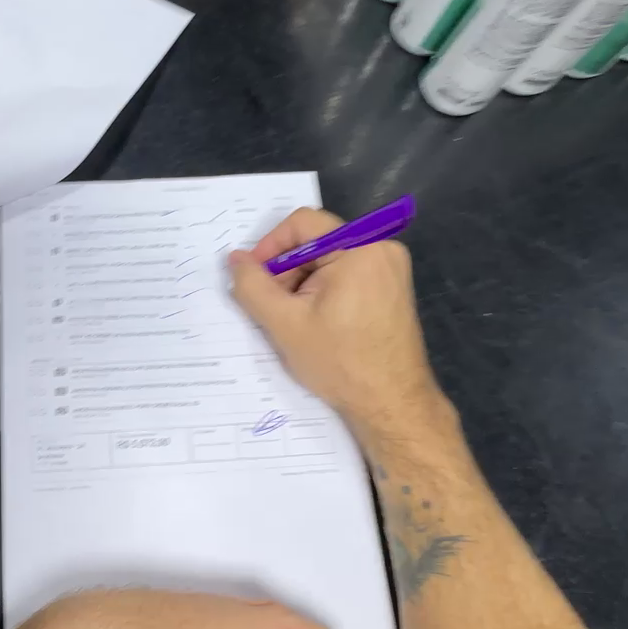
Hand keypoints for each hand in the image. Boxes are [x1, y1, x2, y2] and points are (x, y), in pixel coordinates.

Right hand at [228, 207, 445, 436]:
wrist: (392, 405)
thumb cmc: (339, 362)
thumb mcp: (284, 323)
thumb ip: (252, 285)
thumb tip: (235, 259)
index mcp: (360, 248)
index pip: (302, 223)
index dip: (270, 246)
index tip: (254, 278)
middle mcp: (381, 249)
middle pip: (316, 242)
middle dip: (287, 271)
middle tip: (273, 308)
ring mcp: (391, 270)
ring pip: (329, 261)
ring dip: (302, 285)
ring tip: (295, 322)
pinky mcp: (392, 290)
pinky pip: (346, 276)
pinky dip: (323, 293)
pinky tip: (316, 324)